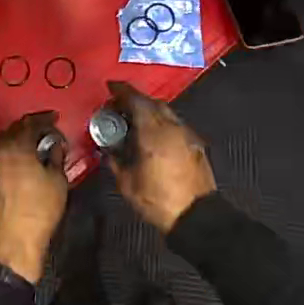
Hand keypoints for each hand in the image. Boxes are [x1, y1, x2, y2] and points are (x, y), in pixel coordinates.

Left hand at [0, 111, 69, 282]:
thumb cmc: (40, 210)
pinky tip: (18, 159)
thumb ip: (56, 156)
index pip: (30, 123)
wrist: (14, 243)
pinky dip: (7, 150)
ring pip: (0, 140)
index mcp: (16, 146)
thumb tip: (55, 144)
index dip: (44, 118)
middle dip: (29, 126)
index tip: (55, 118)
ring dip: (15, 137)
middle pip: (12, 128)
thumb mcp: (57, 180)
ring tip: (31, 143)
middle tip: (45, 130)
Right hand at [104, 82, 215, 233]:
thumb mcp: (127, 183)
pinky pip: (175, 124)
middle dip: (135, 99)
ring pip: (166, 112)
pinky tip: (154, 135)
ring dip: (150, 110)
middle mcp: (172, 127)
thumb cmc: (158, 200)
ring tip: (135, 119)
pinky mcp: (196, 144)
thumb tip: (107, 149)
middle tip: (119, 105)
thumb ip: (115, 161)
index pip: (137, 101)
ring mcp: (187, 135)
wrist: (196, 217)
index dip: (122, 91)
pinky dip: (162, 122)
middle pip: (153, 102)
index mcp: (153, 133)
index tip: (111, 87)